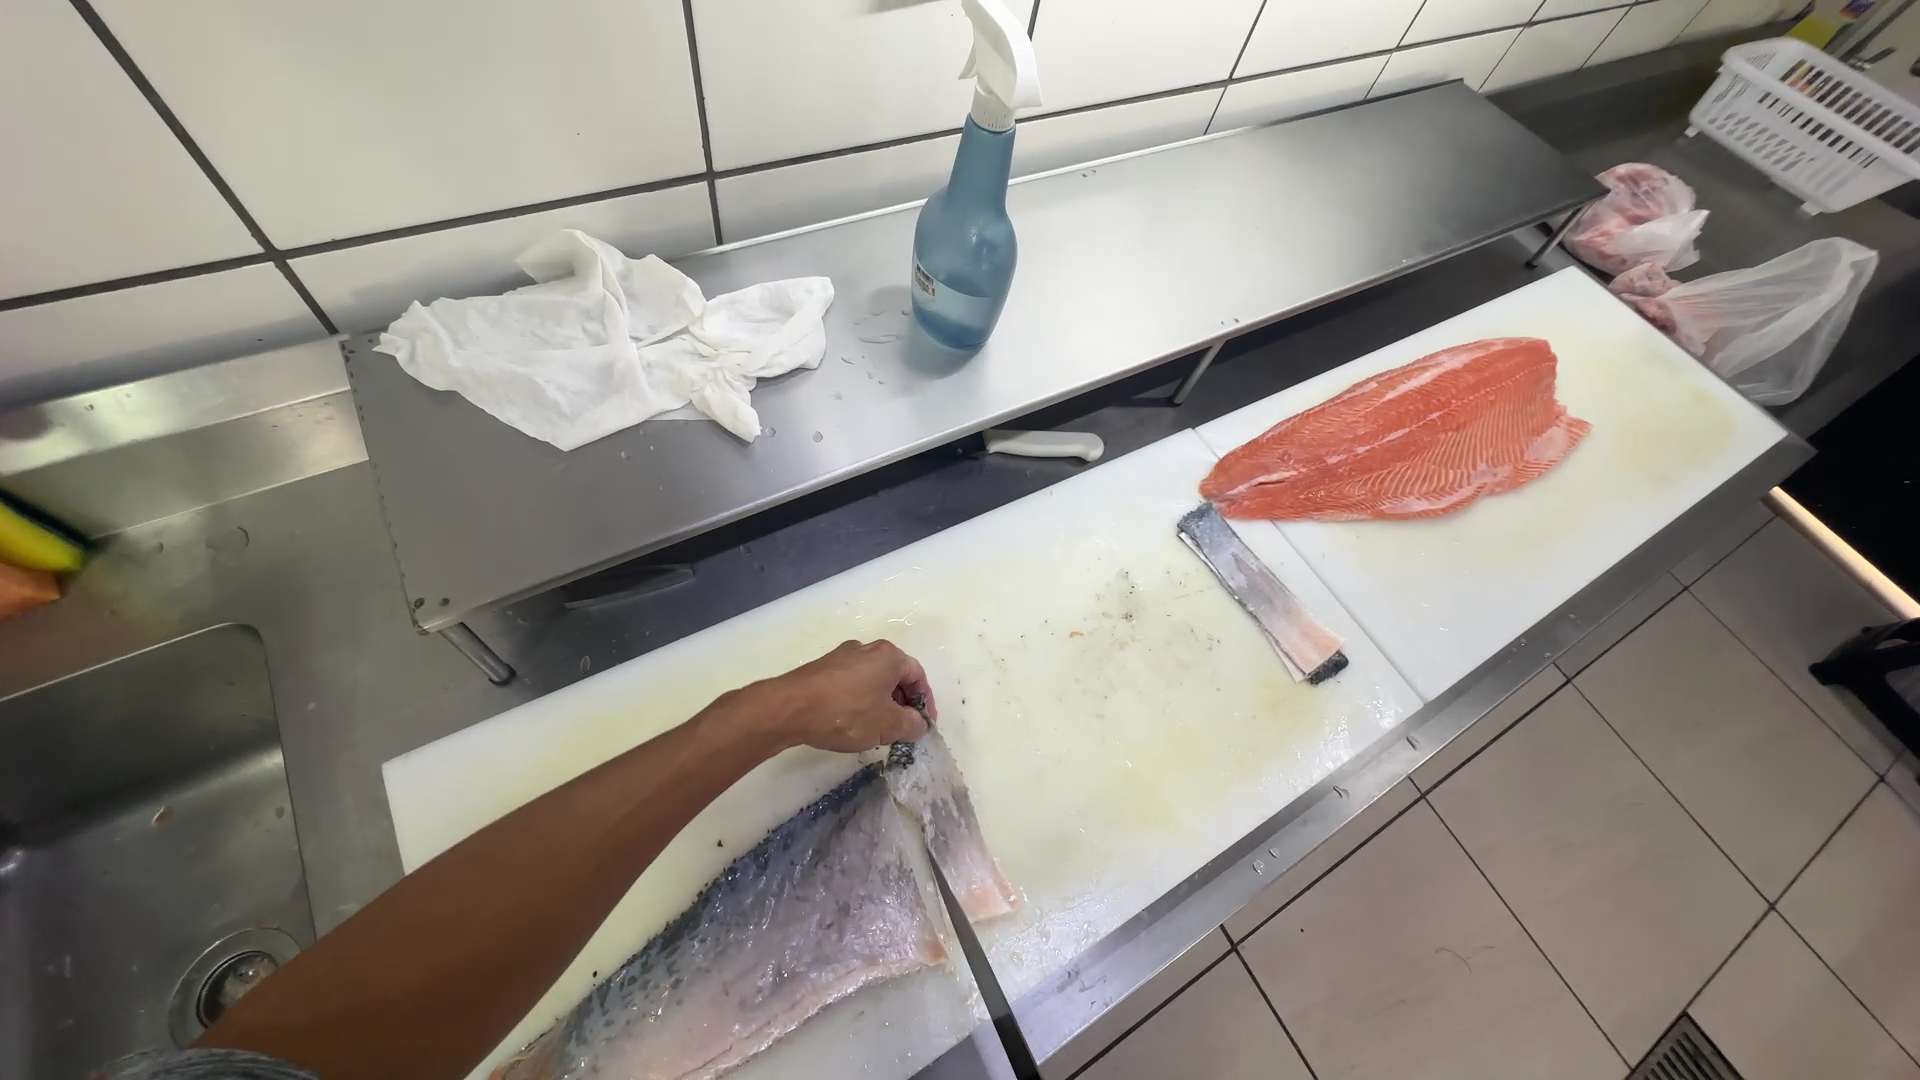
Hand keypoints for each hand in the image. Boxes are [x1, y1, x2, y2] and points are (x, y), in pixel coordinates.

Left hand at [755, 640, 933, 752]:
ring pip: (872, 680)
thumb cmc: (847, 712)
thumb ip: (912, 725)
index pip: (918, 676)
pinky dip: (860, 701)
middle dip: (902, 704)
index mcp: (889, 655)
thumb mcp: (888, 725)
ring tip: (877, 730)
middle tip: (902, 729)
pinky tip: (852, 722)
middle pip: (895, 676)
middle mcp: (867, 648)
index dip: (925, 702)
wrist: (790, 708)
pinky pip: (852, 684)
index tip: (923, 725)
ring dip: (881, 704)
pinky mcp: (823, 669)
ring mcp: (842, 657)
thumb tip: (918, 724)